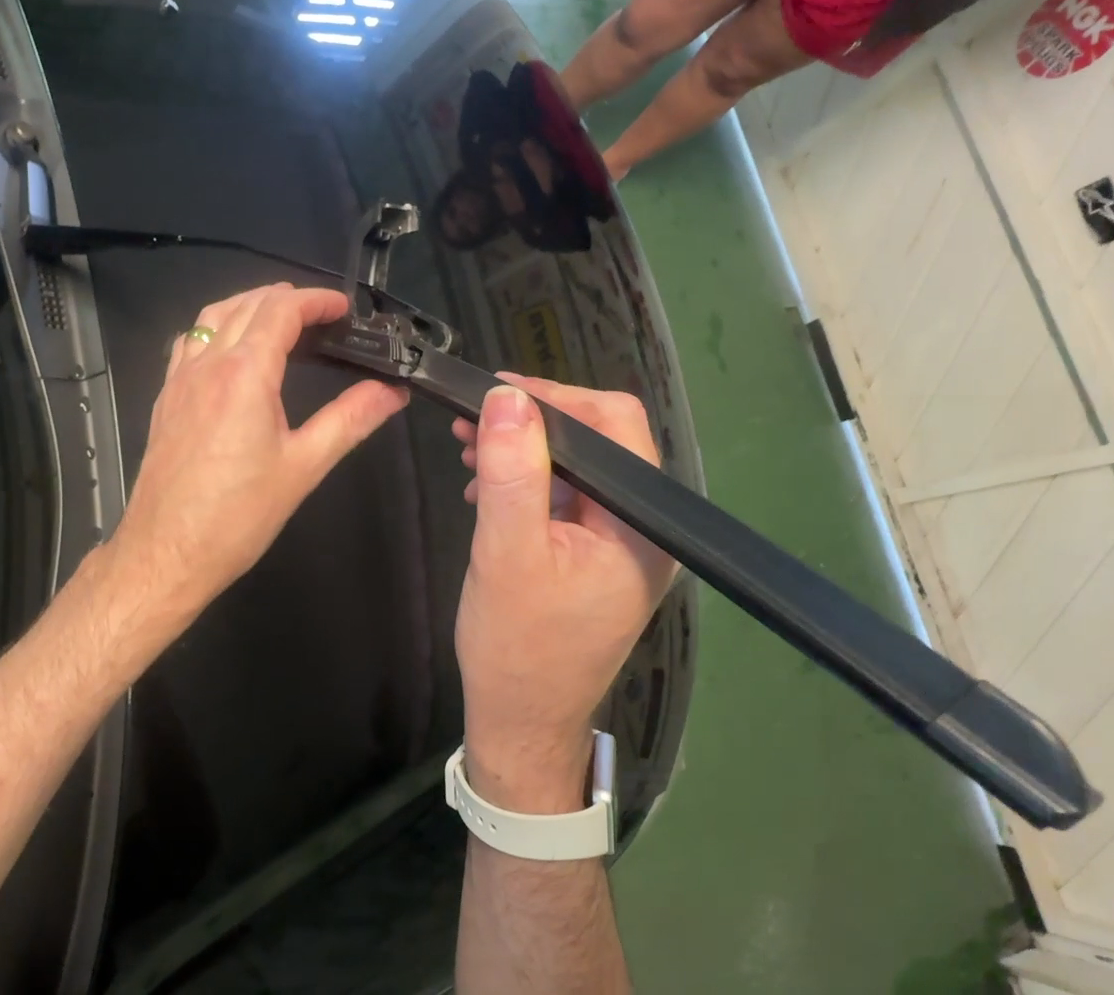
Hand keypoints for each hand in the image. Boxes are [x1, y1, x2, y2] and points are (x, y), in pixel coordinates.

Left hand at [110, 283, 408, 615]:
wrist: (166, 553)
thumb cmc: (237, 516)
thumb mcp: (303, 467)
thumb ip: (349, 420)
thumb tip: (391, 391)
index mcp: (244, 374)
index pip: (280, 311)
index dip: (315, 301)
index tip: (343, 309)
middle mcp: (207, 365)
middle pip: (246, 305)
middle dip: (286, 299)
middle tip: (322, 317)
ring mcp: (179, 380)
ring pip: (212, 318)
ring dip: (247, 306)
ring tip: (280, 322)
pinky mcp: (165, 400)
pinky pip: (189, 344)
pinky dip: (216, 330)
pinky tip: (230, 353)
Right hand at [452, 374, 676, 809]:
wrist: (520, 720)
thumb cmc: (516, 644)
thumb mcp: (506, 552)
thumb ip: (512, 471)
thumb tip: (506, 395)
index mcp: (640, 524)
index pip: (615, 425)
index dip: (555, 396)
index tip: (492, 392)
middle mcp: (643, 528)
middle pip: (599, 442)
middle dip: (533, 423)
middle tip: (471, 421)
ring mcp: (621, 546)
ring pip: (578, 470)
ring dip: (525, 452)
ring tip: (469, 451)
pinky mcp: (594, 560)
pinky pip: (566, 501)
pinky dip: (527, 484)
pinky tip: (485, 490)